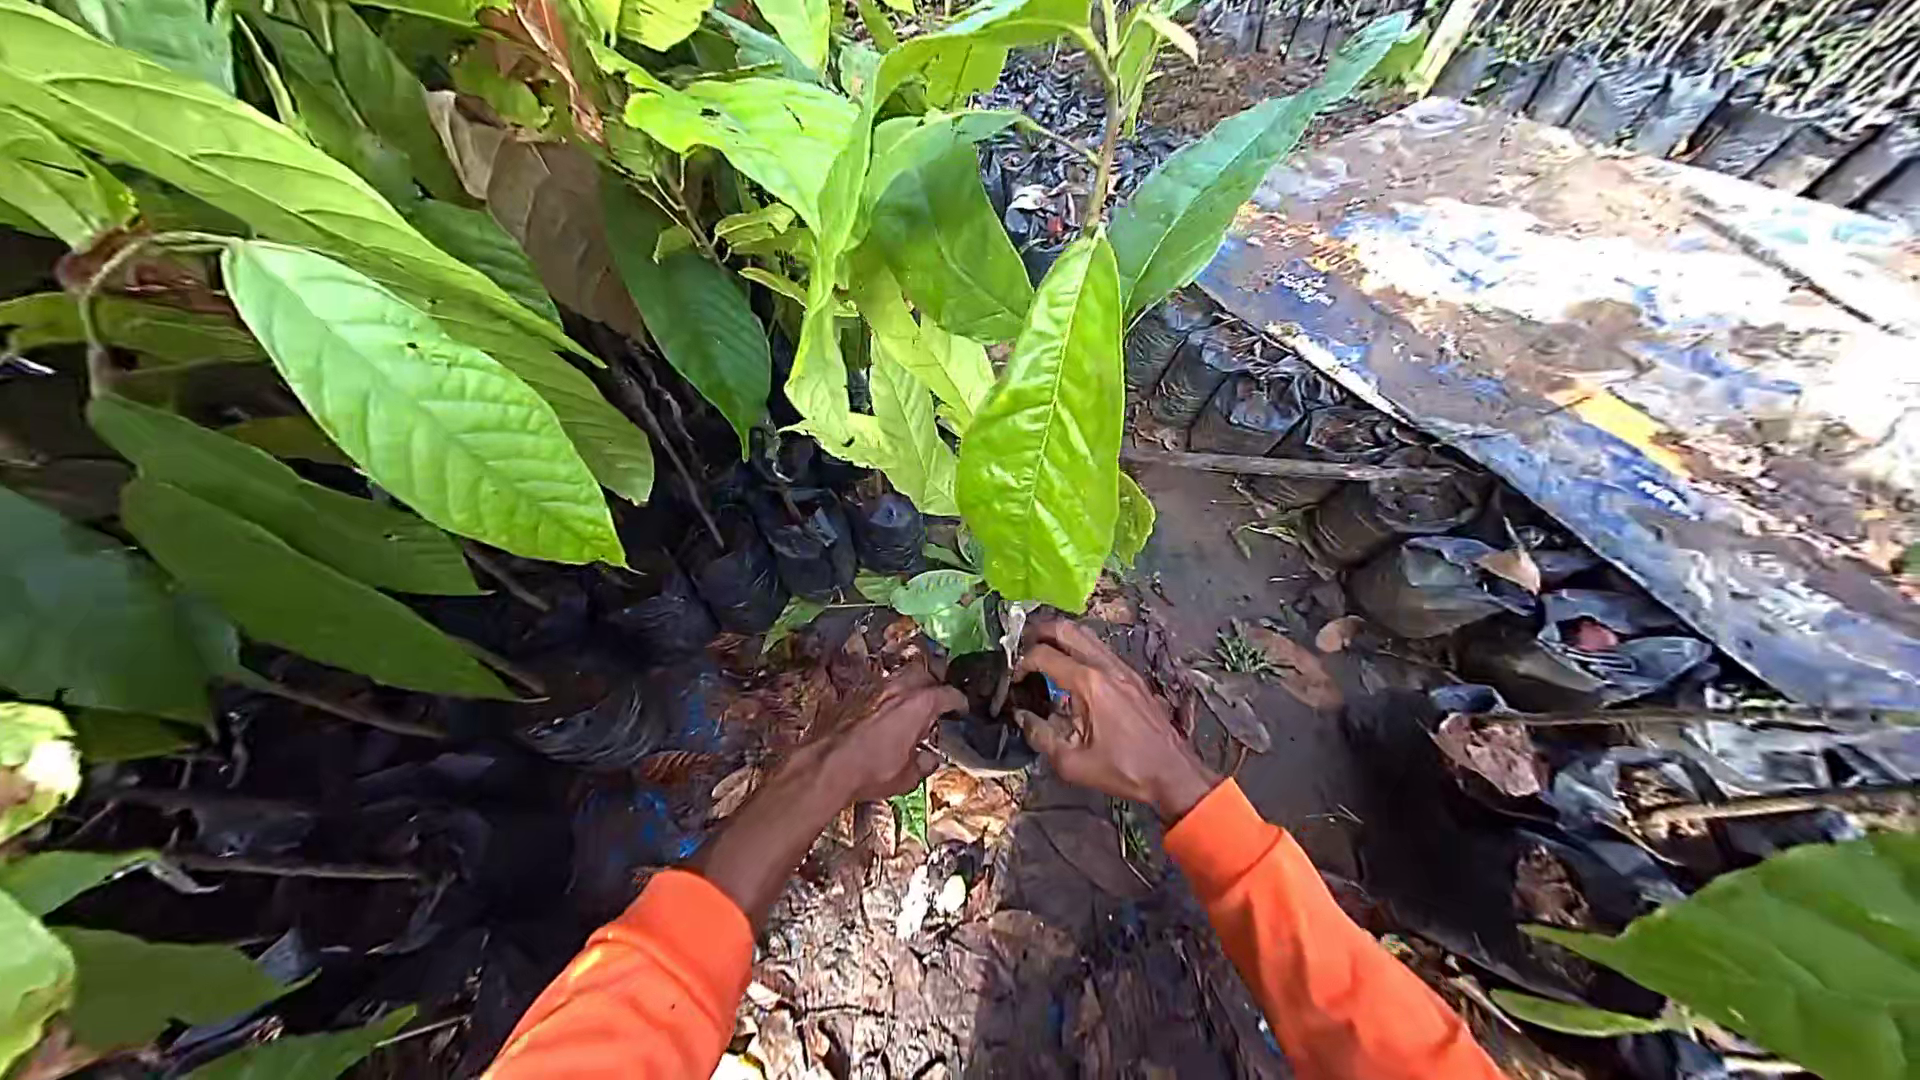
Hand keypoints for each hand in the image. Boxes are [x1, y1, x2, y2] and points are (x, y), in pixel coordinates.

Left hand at [804, 662, 966, 804]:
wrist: (826, 766)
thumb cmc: (872, 771)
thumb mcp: (906, 776)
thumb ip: (923, 764)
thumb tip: (930, 760)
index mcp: (919, 704)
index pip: (948, 694)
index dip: (958, 702)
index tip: (961, 709)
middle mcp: (899, 689)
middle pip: (924, 674)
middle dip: (933, 686)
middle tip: (936, 705)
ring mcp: (874, 688)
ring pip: (899, 678)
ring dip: (908, 689)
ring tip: (910, 710)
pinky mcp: (853, 695)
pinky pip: (878, 689)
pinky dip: (886, 698)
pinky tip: (884, 716)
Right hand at [1014, 618, 1220, 822]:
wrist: (1173, 773)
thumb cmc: (1124, 770)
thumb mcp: (1073, 763)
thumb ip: (1041, 736)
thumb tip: (1022, 717)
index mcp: (1088, 684)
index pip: (1044, 655)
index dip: (1022, 663)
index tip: (1014, 678)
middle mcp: (1105, 666)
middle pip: (1065, 629)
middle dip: (1037, 632)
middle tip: (1021, 648)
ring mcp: (1122, 667)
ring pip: (1085, 634)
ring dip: (1059, 637)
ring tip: (1042, 652)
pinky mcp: (1132, 674)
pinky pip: (1099, 648)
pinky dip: (1078, 647)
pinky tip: (1071, 668)